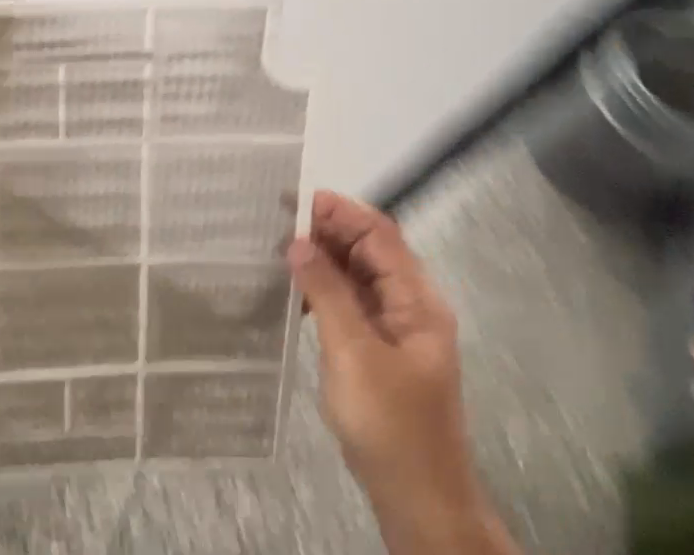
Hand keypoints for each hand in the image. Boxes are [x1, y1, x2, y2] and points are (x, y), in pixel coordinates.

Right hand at [289, 191, 518, 554]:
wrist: (417, 493)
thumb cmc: (390, 421)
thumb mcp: (353, 352)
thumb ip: (327, 293)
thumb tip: (297, 242)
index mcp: (418, 302)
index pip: (381, 237)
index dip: (342, 213)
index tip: (294, 199)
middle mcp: (411, 308)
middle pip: (371, 252)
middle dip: (329, 231)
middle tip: (276, 221)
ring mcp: (396, 331)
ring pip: (359, 277)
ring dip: (324, 259)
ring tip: (277, 249)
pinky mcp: (378, 351)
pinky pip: (350, 304)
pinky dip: (324, 289)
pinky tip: (294, 292)